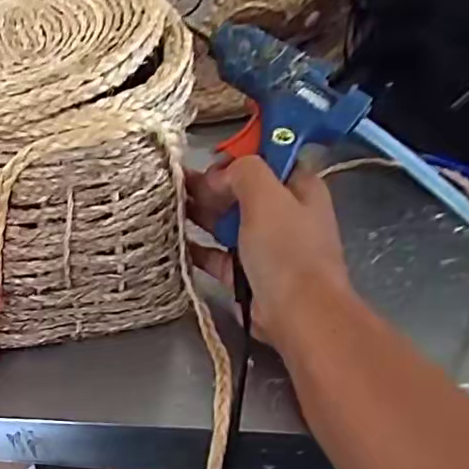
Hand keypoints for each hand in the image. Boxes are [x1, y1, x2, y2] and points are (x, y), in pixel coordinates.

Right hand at [185, 155, 352, 345]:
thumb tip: (218, 175)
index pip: (268, 160)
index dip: (239, 156)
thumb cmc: (287, 251)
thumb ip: (243, 173)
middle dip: (211, 186)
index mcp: (299, 189)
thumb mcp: (268, 197)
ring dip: (200, 214)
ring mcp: (263, 247)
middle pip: (242, 192)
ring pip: (226, 223)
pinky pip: (216, 256)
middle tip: (178, 184)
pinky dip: (197, 249)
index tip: (209, 160)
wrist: (296, 312)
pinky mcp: (244, 275)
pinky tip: (175, 241)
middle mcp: (283, 215)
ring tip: (169, 206)